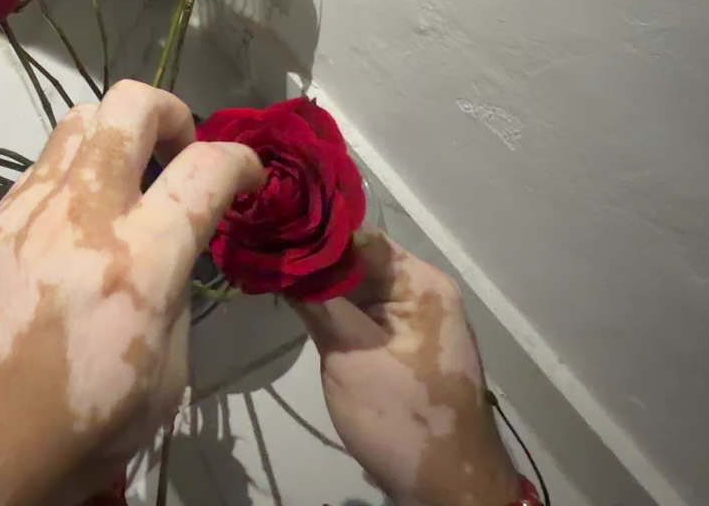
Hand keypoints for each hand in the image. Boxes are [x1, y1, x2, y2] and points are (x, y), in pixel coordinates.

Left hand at [0, 81, 263, 503]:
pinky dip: (78, 171)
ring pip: (81, 119)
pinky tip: (78, 219)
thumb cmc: (73, 433)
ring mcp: (28, 207)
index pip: (204, 169)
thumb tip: (171, 247)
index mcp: (138, 264)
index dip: (241, 160)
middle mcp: (82, 214)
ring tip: (129, 176)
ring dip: (119, 132)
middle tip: (180, 151)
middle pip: (130, 105)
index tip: (247, 174)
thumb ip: (174, 294)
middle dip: (171, 112)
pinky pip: (46, 164)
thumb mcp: (163, 380)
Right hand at [290, 234, 523, 505]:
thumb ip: (315, 300)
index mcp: (419, 281)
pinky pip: (356, 306)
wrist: (450, 494)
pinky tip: (290, 297)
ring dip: (314, 281)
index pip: (356, 234)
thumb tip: (276, 253)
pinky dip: (326, 304)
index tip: (266, 229)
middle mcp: (417, 288)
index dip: (310, 232)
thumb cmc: (405, 421)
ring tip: (264, 267)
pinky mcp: (395, 339)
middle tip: (258, 250)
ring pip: (350, 282)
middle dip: (308, 257)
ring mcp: (408, 315)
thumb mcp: (351, 356)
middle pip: (352, 256)